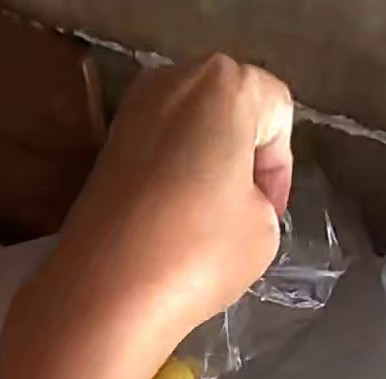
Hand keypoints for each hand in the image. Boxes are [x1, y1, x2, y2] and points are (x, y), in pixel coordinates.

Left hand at [27, 56, 293, 378]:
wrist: (110, 290)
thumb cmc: (200, 252)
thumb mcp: (265, 233)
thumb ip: (264, 201)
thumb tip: (237, 200)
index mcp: (223, 84)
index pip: (277, 112)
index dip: (281, 168)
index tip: (271, 216)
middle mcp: (172, 81)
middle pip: (230, 112)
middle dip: (244, 161)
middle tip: (246, 216)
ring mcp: (131, 113)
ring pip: (191, 134)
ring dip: (208, 173)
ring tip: (209, 227)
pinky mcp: (104, 150)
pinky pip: (159, 156)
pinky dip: (174, 184)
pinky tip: (174, 229)